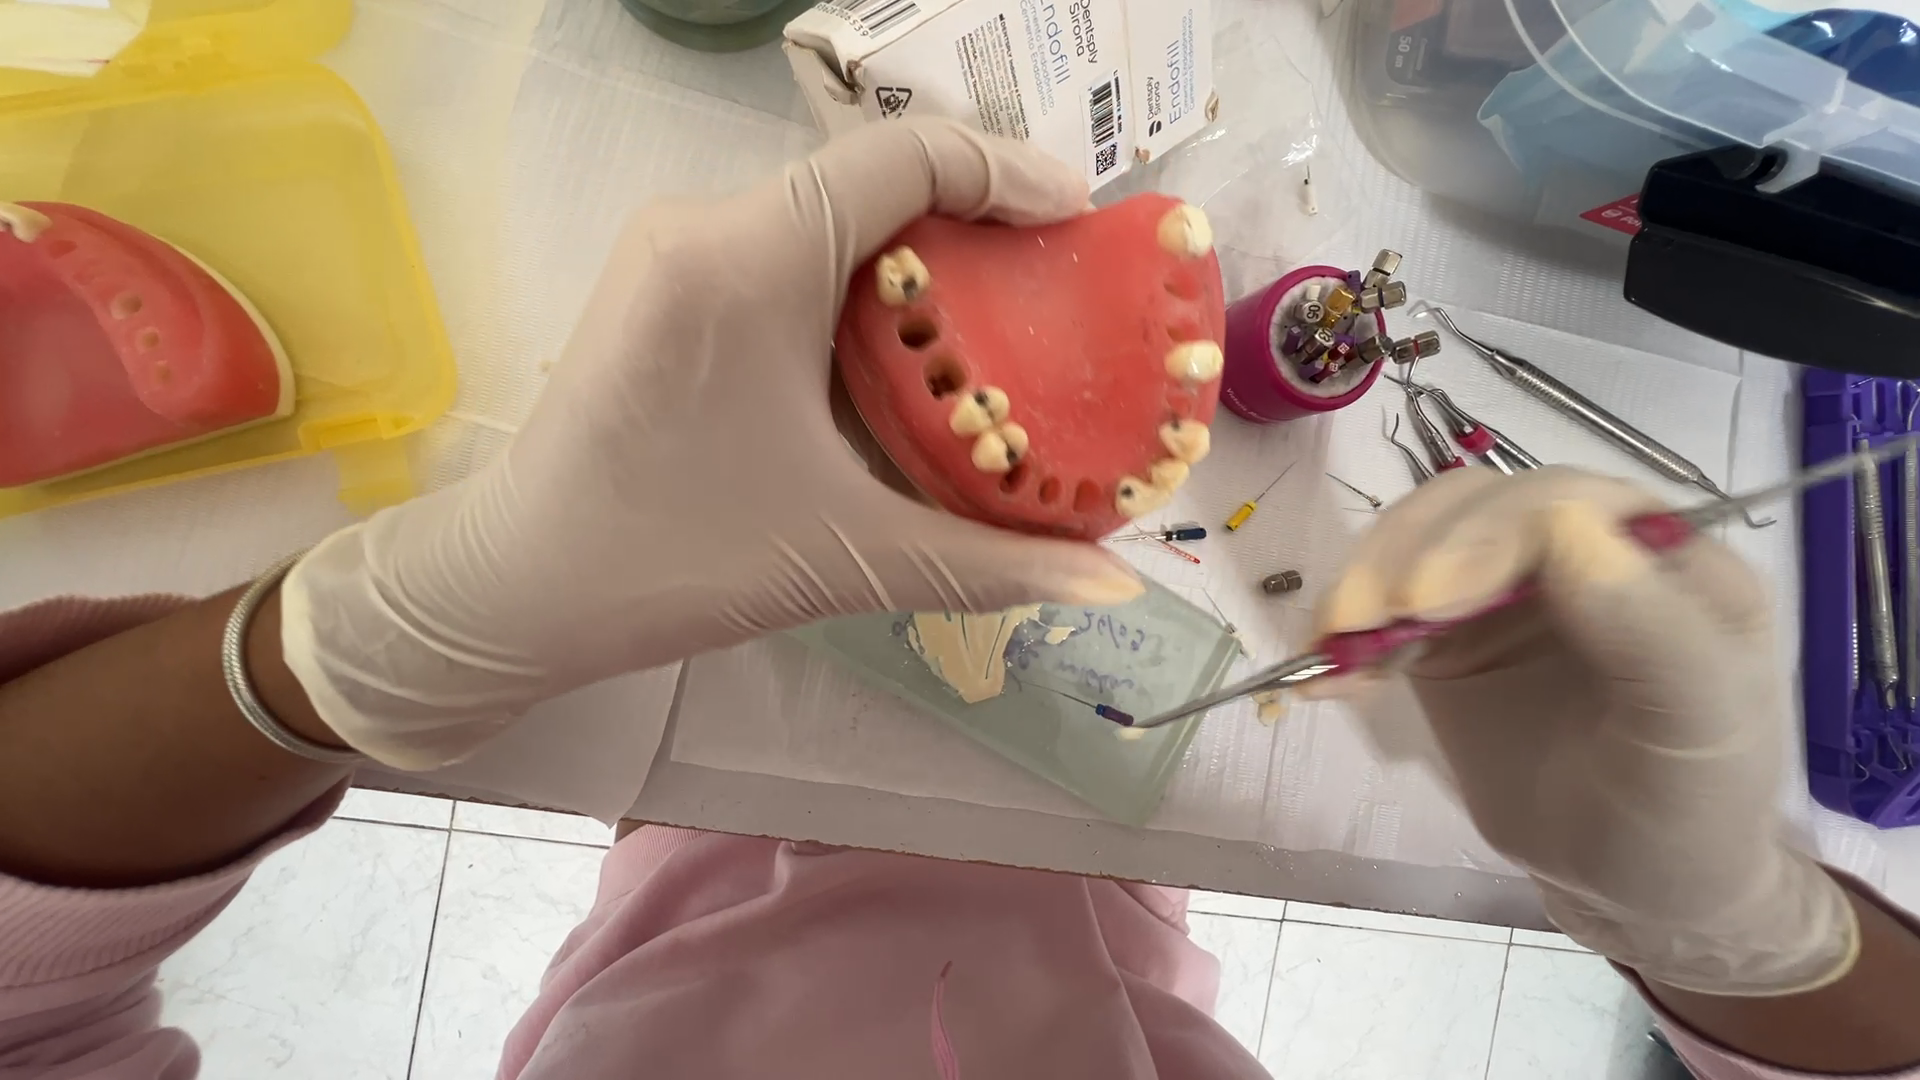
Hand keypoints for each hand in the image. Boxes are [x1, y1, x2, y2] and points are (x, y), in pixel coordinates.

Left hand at [280, 120, 1140, 769]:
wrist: (516, 588)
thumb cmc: (675, 562)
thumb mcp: (850, 558)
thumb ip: (992, 567)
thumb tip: (1118, 582)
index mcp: (751, 256)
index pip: (903, 156)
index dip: (1007, 171)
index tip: (1078, 219)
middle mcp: (709, 225)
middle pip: (872, 180)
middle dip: (974, 220)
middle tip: (1050, 283)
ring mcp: (677, 253)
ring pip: (829, 217)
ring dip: (918, 257)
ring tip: (995, 317)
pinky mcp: (664, 292)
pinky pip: (788, 254)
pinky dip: (863, 287)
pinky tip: (903, 351)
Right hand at [1315, 466, 1856, 995]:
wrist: (1619, 874)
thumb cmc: (1680, 807)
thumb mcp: (1695, 730)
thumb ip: (1652, 628)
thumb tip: (1566, 524)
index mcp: (1652, 555)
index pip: (1550, 502)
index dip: (1476, 537)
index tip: (1421, 606)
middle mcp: (1566, 553)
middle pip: (1460, 508)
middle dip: (1398, 557)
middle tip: (1353, 624)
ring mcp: (1491, 589)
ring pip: (1405, 545)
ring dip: (1357, 588)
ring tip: (1331, 652)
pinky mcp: (1436, 631)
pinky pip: (1376, 604)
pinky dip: (1339, 633)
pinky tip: (1326, 680)